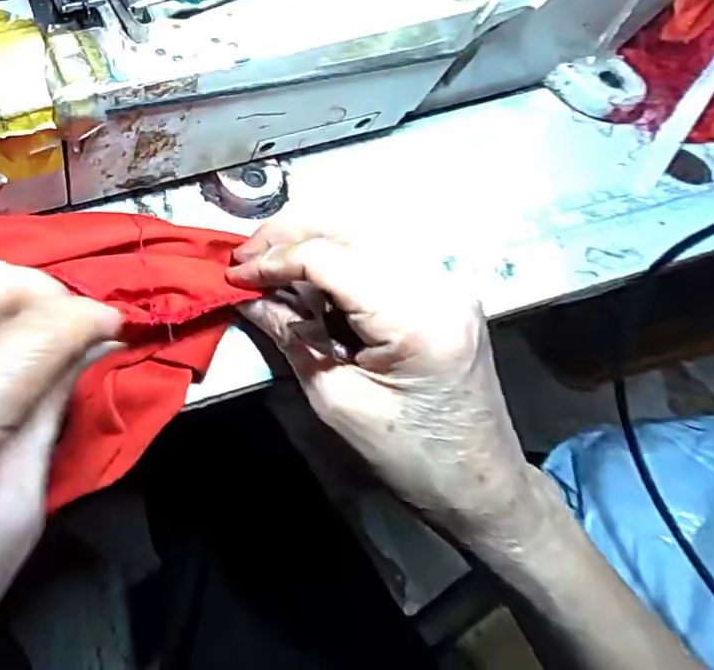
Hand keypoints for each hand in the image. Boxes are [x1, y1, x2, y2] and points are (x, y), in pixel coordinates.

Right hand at [226, 218, 539, 540]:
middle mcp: (436, 286)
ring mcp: (443, 281)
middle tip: (242, 260)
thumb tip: (240, 293)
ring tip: (266, 262)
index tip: (233, 278)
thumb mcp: (332, 396)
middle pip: (342, 229)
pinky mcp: (439, 285)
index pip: (325, 258)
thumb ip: (287, 333)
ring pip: (357, 228)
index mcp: (413, 320)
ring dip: (303, 238)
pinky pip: (373, 248)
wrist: (480, 484)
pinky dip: (329, 250)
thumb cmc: (405, 453)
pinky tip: (304, 271)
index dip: (271, 261)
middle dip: (282, 237)